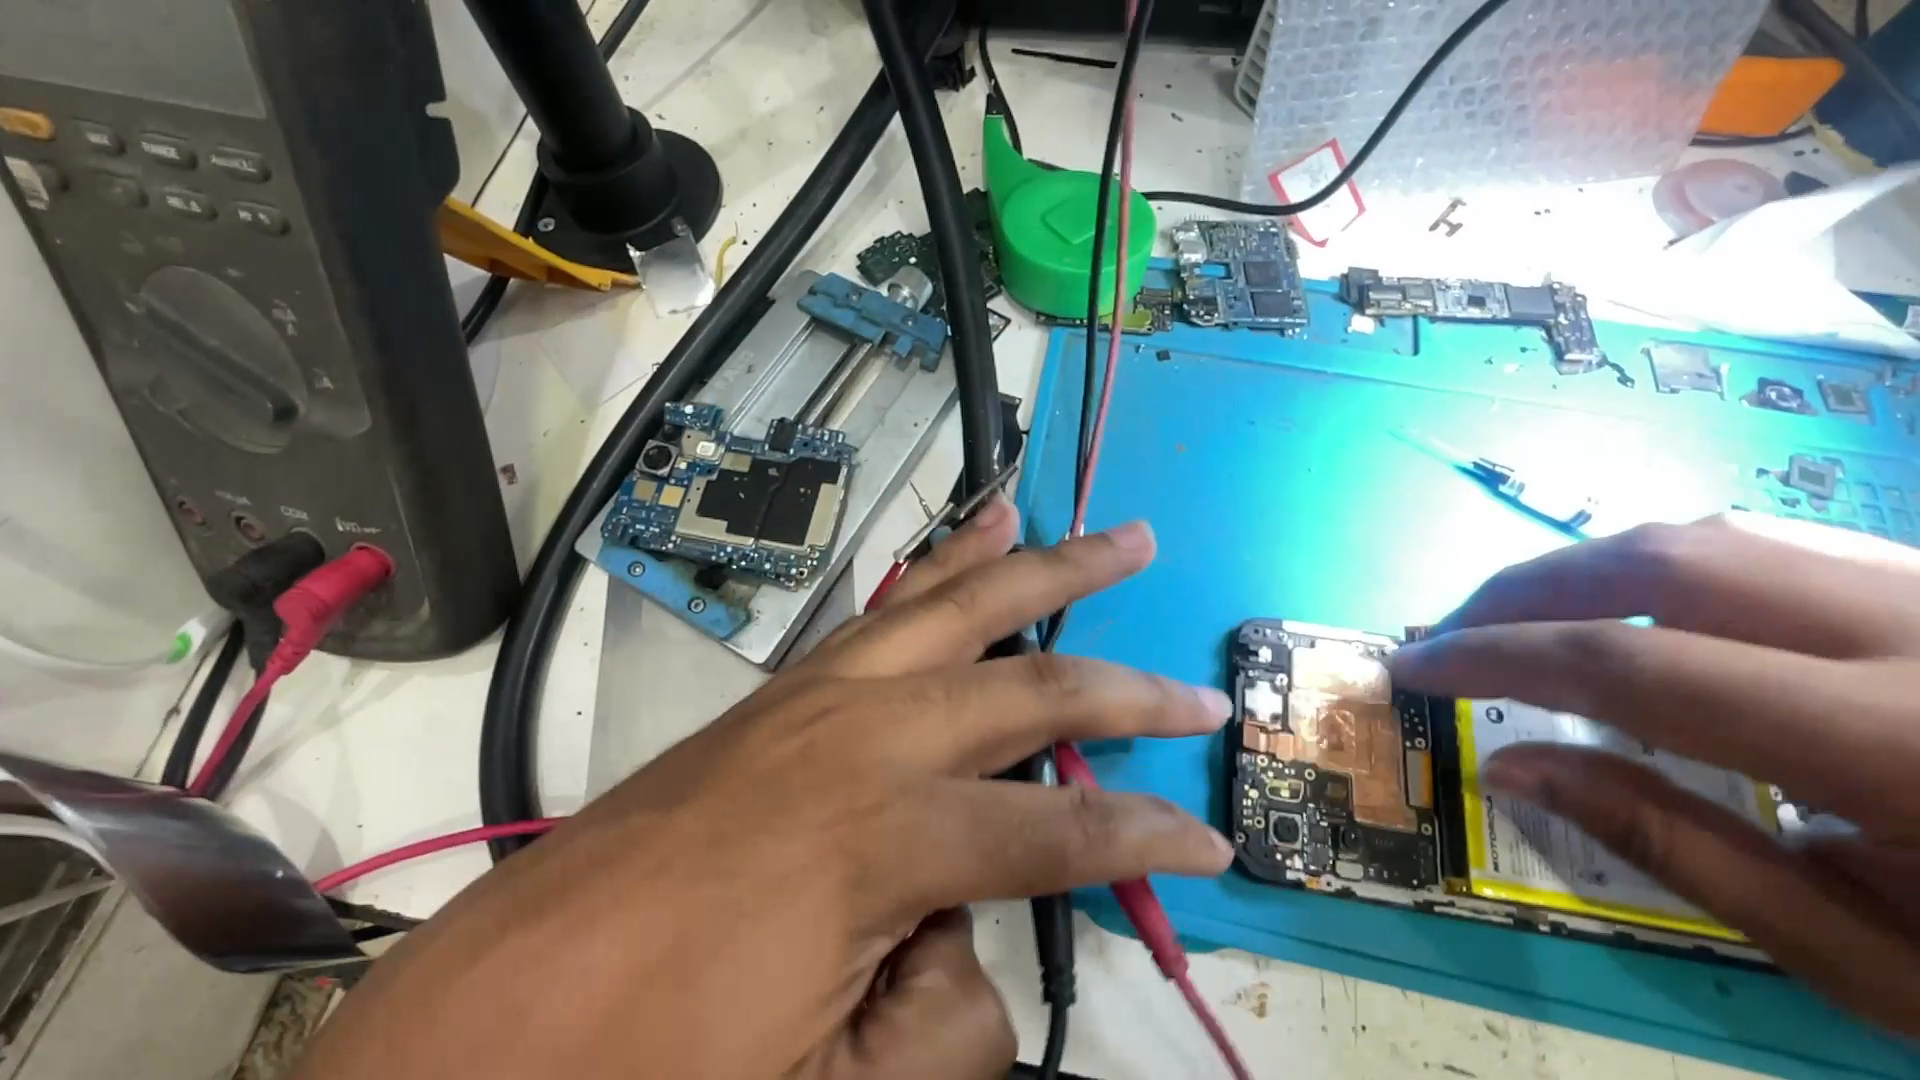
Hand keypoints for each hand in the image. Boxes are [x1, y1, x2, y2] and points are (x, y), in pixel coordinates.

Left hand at [294, 498, 1233, 1079]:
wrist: (500, 1015)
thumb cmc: (659, 1063)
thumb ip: (945, 1017)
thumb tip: (969, 936)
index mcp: (886, 837)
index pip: (1062, 833)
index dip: (1149, 844)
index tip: (1214, 848)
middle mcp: (863, 737)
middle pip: (1029, 687)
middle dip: (1128, 689)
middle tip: (1202, 695)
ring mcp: (815, 697)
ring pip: (957, 605)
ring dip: (1044, 570)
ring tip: (1113, 537)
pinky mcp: (779, 693)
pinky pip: (882, 609)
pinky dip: (942, 567)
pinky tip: (974, 532)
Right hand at [1389, 513, 1919, 1034]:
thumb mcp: (1867, 960)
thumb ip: (1673, 845)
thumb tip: (1511, 768)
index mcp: (1895, 745)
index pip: (1629, 665)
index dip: (1498, 658)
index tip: (1415, 666)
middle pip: (1661, 561)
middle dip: (1526, 589)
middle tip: (1450, 631)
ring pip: (1717, 534)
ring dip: (1586, 566)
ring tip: (1520, 616)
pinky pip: (1777, 548)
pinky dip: (1666, 568)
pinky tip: (1629, 610)